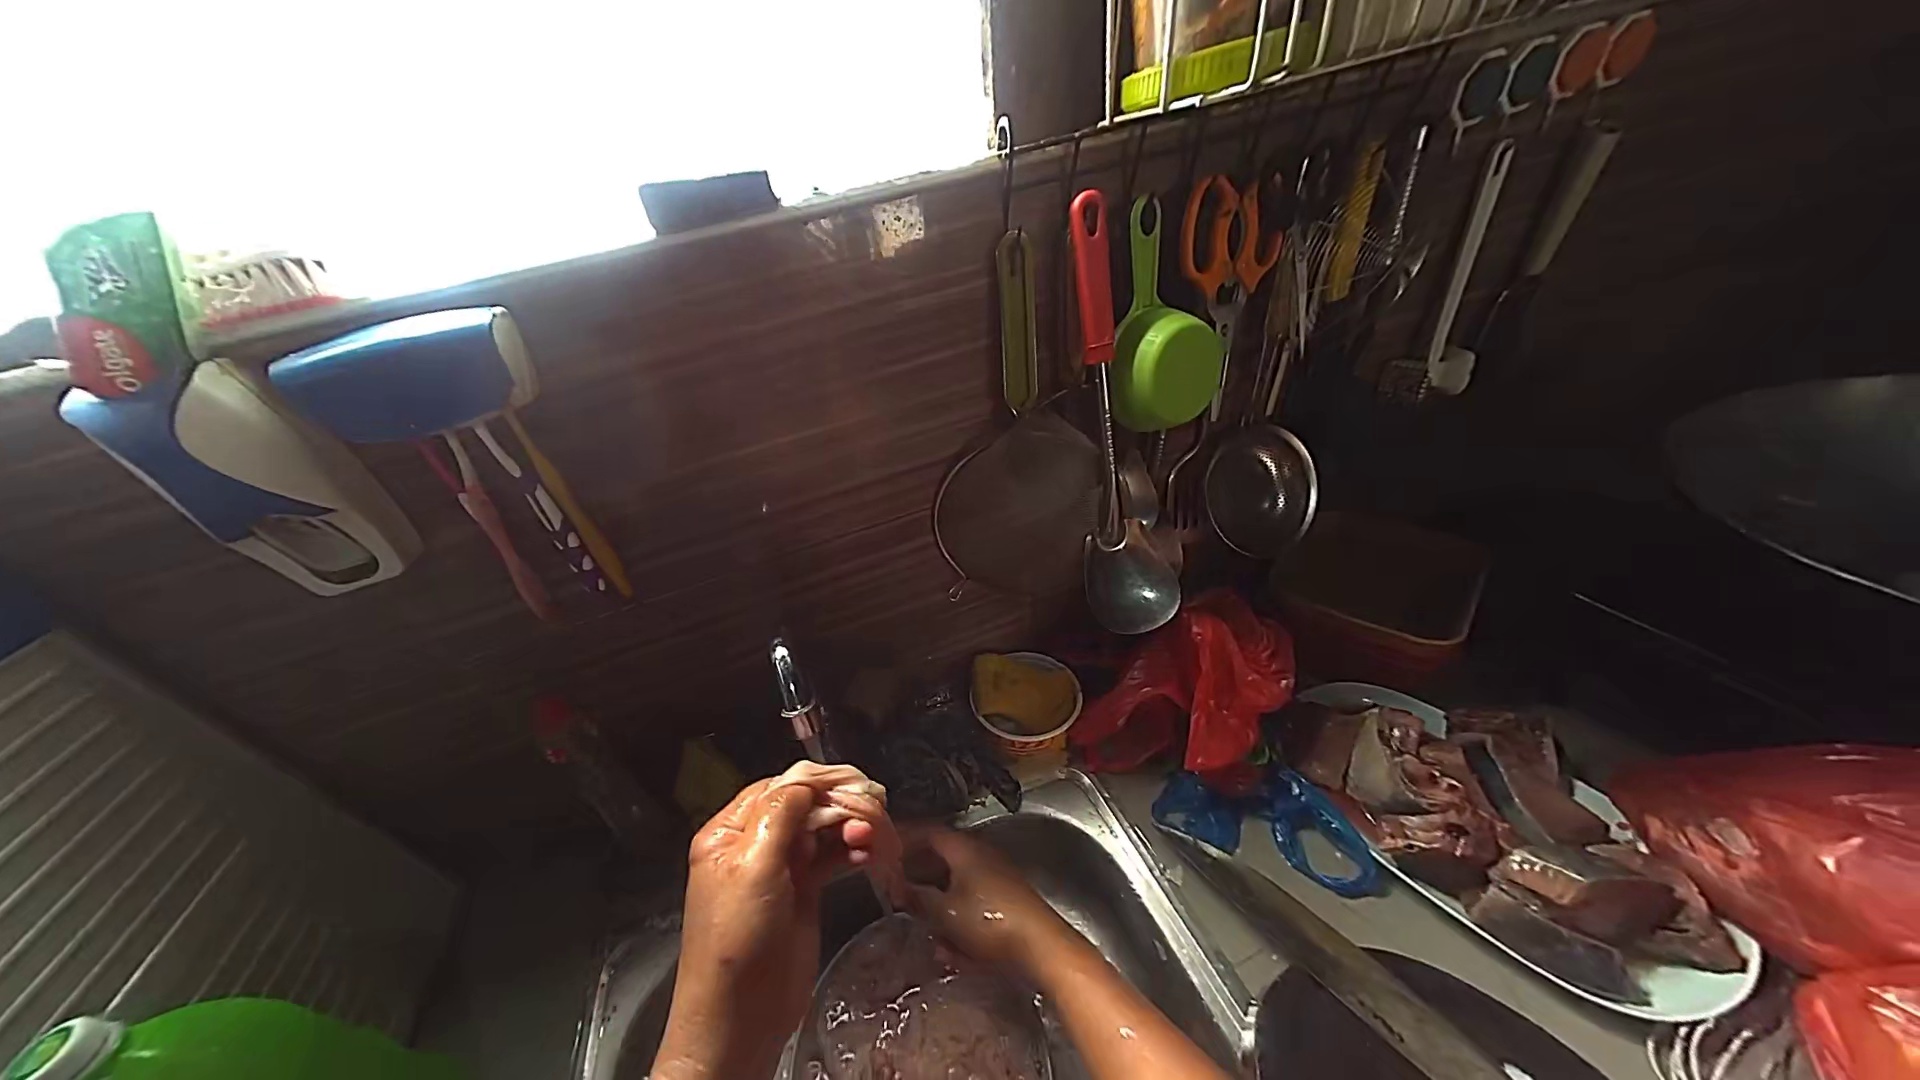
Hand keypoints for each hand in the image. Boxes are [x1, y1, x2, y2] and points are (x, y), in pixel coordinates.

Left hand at [651, 761, 900, 1079]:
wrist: (741, 1019)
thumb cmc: (734, 947)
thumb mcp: (752, 869)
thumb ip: (780, 816)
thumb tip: (805, 781)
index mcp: (731, 833)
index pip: (779, 788)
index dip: (815, 782)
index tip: (849, 782)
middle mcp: (756, 844)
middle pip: (806, 805)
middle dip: (839, 804)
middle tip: (870, 808)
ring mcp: (782, 867)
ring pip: (824, 828)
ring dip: (851, 826)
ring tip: (870, 836)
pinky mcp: (805, 889)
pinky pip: (834, 855)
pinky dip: (853, 849)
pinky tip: (867, 852)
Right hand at [902, 827, 1078, 979]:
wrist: (1041, 947)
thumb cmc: (990, 922)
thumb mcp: (944, 912)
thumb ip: (916, 898)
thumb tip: (897, 889)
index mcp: (964, 848)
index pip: (928, 831)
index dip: (905, 838)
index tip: (886, 848)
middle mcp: (981, 854)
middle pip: (941, 856)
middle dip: (918, 873)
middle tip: (897, 887)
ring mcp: (995, 875)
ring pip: (956, 881)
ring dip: (936, 899)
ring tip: (921, 920)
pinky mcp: (1005, 899)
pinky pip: (971, 899)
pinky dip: (956, 915)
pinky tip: (950, 946)